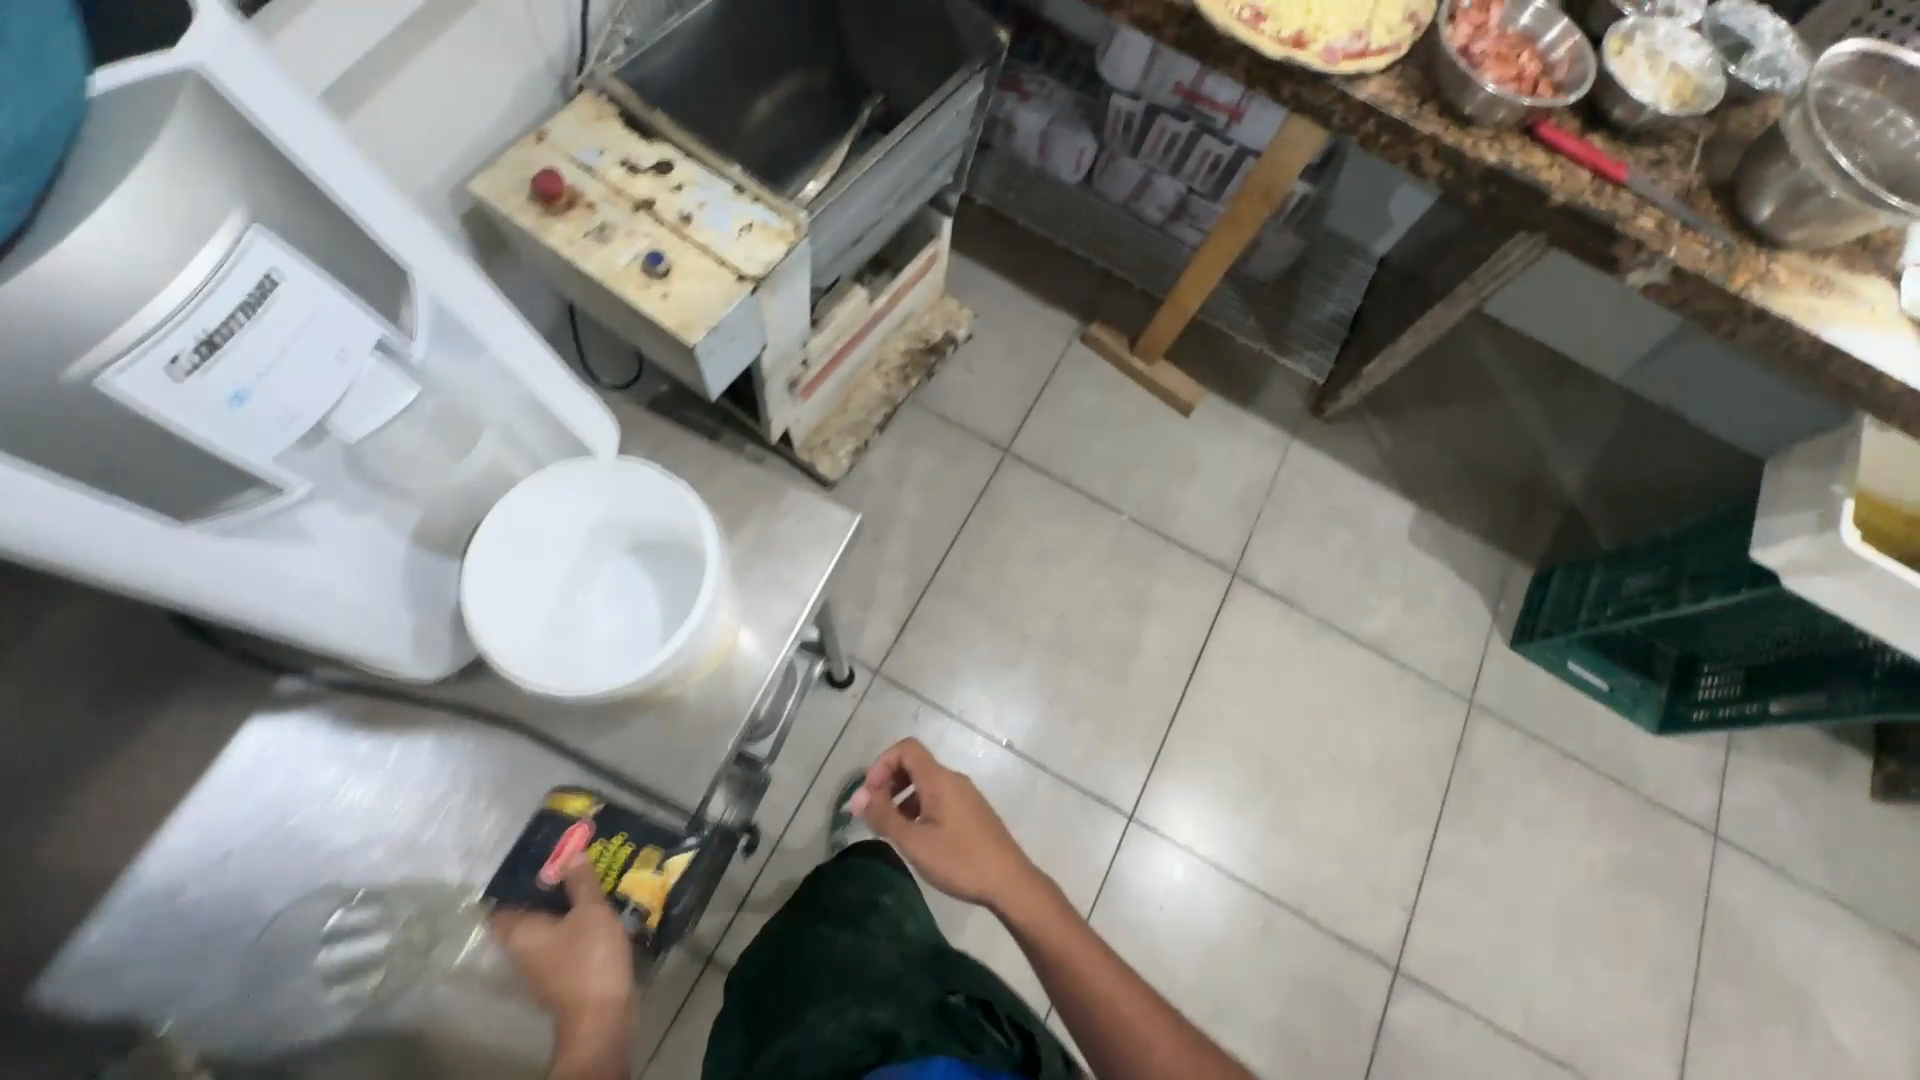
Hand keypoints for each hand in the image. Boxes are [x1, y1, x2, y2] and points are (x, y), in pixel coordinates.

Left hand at [490, 856, 636, 1041]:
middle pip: (526, 913)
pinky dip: (575, 925)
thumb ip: (580, 882)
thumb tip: (571, 854)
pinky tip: (598, 911)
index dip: (515, 881)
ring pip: (547, 927)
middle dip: (546, 890)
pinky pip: (563, 940)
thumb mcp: (590, 912)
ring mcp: (541, 965)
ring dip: (564, 907)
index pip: (500, 903)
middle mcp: (521, 949)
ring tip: (588, 880)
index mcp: (518, 932)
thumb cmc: (589, 959)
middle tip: (570, 862)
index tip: (538, 859)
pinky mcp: (562, 974)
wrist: (602, 1016)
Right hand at [849, 737, 1050, 913]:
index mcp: (939, 779)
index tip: (870, 795)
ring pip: (926, 784)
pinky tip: (917, 838)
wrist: (1010, 882)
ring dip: (903, 798)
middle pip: (915, 764)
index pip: (906, 749)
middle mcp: (953, 780)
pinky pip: (939, 798)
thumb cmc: (960, 860)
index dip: (882, 764)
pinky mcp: (972, 812)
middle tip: (875, 813)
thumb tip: (858, 798)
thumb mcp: (914, 842)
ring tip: (892, 830)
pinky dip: (920, 808)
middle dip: (889, 782)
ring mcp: (965, 795)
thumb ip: (884, 817)